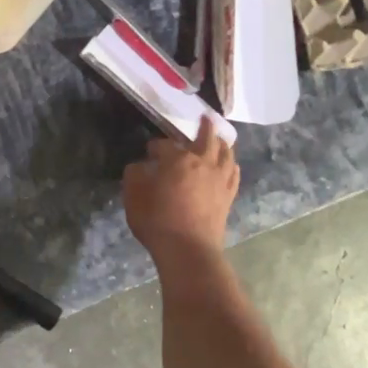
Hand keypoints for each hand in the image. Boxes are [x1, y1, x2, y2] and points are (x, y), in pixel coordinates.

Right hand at [122, 116, 238, 278]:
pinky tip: (229, 164)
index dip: (155, 146)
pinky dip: (231, 164)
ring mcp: (220, 178)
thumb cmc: (157, 221)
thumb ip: (134, 177)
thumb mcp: (133, 198)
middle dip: (203, 127)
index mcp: (178, 160)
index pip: (165, 145)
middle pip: (206, 138)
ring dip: (222, 142)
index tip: (148, 151)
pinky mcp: (229, 194)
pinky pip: (234, 172)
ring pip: (226, 152)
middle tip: (204, 118)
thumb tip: (139, 167)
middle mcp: (203, 162)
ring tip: (220, 138)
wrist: (188, 249)